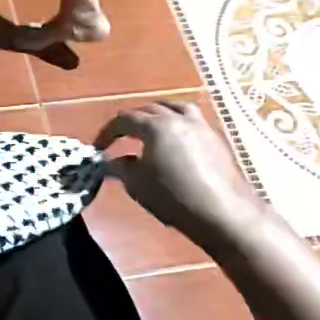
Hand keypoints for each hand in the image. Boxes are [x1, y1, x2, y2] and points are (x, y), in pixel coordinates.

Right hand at [95, 101, 259, 245]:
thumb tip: (113, 161)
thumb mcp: (138, 184)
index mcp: (157, 126)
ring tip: (150, 128)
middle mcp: (179, 118)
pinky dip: (177, 123)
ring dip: (158, 115)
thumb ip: (122, 168)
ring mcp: (201, 126)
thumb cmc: (173, 197)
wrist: (220, 211)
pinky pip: (191, 120)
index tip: (99, 147)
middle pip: (150, 109)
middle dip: (131, 121)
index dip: (108, 132)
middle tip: (120, 137)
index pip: (125, 120)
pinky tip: (175, 140)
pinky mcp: (215, 139)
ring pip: (175, 108)